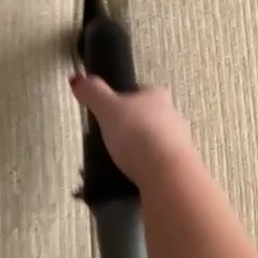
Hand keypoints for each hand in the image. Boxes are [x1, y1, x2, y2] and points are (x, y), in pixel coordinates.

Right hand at [69, 74, 199, 187]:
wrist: (167, 173)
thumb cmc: (137, 133)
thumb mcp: (108, 109)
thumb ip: (93, 93)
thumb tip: (77, 80)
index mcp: (157, 96)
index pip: (139, 91)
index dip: (123, 100)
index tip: (109, 112)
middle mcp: (172, 115)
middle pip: (147, 117)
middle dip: (130, 128)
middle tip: (110, 140)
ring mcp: (179, 142)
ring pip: (154, 142)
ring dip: (138, 151)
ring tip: (117, 164)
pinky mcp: (178, 167)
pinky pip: (157, 164)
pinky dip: (144, 169)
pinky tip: (130, 178)